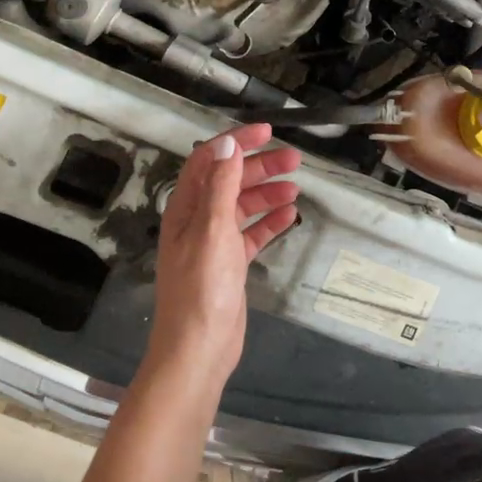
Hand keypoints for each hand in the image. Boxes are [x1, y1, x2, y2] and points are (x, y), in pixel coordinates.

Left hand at [145, 123, 299, 389]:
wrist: (197, 351)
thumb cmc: (201, 289)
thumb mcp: (213, 231)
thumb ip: (221, 187)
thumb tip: (229, 143)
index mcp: (185, 209)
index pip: (209, 160)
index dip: (236, 142)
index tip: (267, 131)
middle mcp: (197, 220)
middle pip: (230, 180)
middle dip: (260, 166)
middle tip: (295, 159)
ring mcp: (213, 243)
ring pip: (243, 206)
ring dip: (268, 192)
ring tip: (296, 187)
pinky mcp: (229, 264)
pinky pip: (251, 233)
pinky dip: (269, 221)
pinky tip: (289, 216)